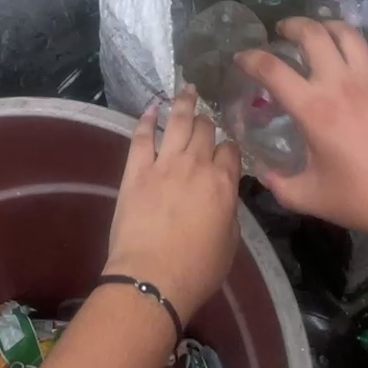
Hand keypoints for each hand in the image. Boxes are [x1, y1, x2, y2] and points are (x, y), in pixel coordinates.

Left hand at [103, 88, 242, 323]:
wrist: (152, 279)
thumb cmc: (197, 270)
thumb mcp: (229, 243)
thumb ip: (229, 211)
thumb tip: (224, 197)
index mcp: (223, 182)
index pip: (231, 150)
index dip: (229, 147)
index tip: (226, 148)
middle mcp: (196, 164)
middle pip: (205, 129)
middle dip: (207, 121)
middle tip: (205, 117)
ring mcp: (165, 163)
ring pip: (177, 121)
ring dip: (183, 102)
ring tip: (186, 88)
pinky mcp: (137, 170)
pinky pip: (142, 137)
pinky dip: (146, 118)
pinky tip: (151, 107)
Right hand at [232, 17, 367, 242]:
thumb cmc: (365, 200)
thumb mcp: (313, 198)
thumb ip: (281, 185)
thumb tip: (264, 174)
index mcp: (314, 108)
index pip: (272, 69)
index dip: (251, 58)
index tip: (242, 57)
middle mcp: (341, 83)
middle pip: (312, 33)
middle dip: (292, 25)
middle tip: (284, 30)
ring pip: (348, 34)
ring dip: (329, 27)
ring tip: (321, 33)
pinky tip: (365, 65)